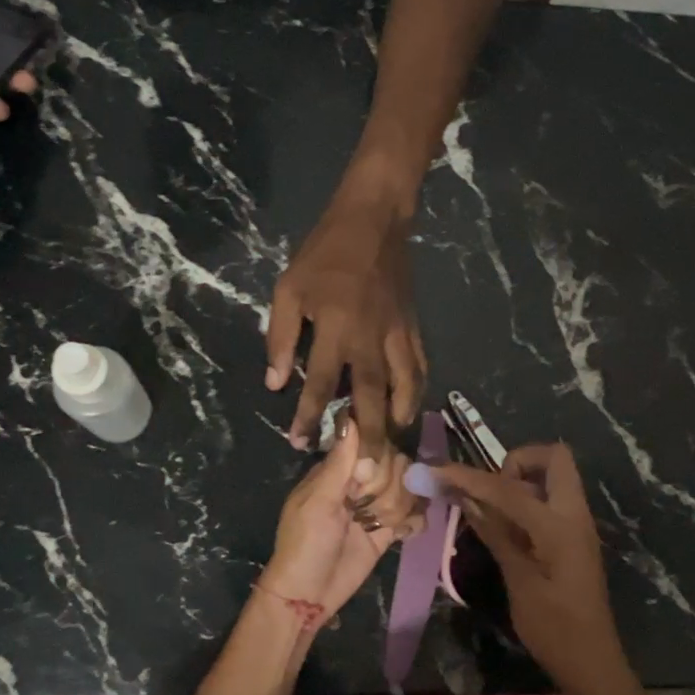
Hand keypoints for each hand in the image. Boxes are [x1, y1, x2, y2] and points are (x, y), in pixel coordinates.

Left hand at [260, 422, 423, 634]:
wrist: (309, 595)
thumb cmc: (305, 544)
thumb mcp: (318, 501)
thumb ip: (340, 462)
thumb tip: (350, 417)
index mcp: (336, 470)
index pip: (372, 444)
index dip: (377, 459)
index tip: (365, 481)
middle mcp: (357, 483)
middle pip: (395, 465)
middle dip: (388, 488)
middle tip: (366, 511)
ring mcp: (373, 507)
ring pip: (407, 488)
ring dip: (398, 507)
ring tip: (380, 526)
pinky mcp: (386, 531)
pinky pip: (413, 513)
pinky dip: (413, 521)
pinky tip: (401, 533)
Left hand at [265, 186, 425, 456]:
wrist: (374, 220)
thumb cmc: (324, 254)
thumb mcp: (288, 289)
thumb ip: (280, 337)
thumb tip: (275, 382)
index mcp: (335, 330)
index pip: (319, 384)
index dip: (308, 417)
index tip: (299, 443)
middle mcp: (370, 340)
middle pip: (371, 399)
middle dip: (368, 438)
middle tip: (366, 473)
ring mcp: (398, 336)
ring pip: (404, 389)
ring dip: (398, 422)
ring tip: (392, 448)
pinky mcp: (414, 329)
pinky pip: (419, 370)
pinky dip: (415, 394)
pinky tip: (408, 409)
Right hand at [433, 443, 627, 687]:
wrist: (592, 663)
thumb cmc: (554, 628)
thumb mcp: (519, 581)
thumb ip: (496, 534)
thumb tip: (467, 499)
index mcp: (560, 525)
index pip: (508, 488)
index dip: (470, 477)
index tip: (437, 471)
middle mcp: (574, 514)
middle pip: (552, 459)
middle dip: (514, 462)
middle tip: (487, 491)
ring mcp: (576, 525)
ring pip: (551, 478)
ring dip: (517, 481)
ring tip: (485, 509)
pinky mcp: (571, 538)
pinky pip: (549, 501)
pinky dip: (524, 501)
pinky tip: (499, 526)